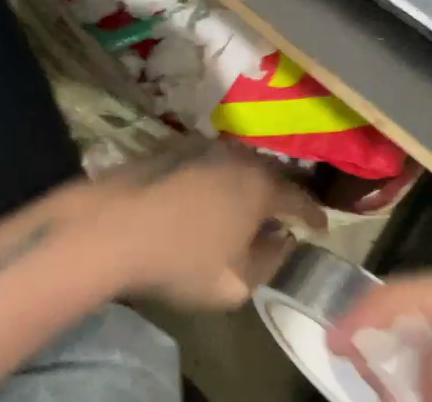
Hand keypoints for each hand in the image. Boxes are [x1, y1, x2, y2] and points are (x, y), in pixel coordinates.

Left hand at [89, 139, 324, 309]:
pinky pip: (204, 161)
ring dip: (244, 182)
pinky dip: (214, 176)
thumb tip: (279, 240)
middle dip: (279, 193)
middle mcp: (233, 156)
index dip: (313, 214)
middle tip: (283, 215)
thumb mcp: (236, 284)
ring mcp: (197, 146)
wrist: (111, 226)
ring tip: (245, 205)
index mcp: (258, 186)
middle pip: (267, 173)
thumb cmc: (179, 260)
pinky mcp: (166, 147)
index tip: (321, 227)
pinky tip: (206, 195)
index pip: (298, 197)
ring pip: (234, 163)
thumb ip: (268, 261)